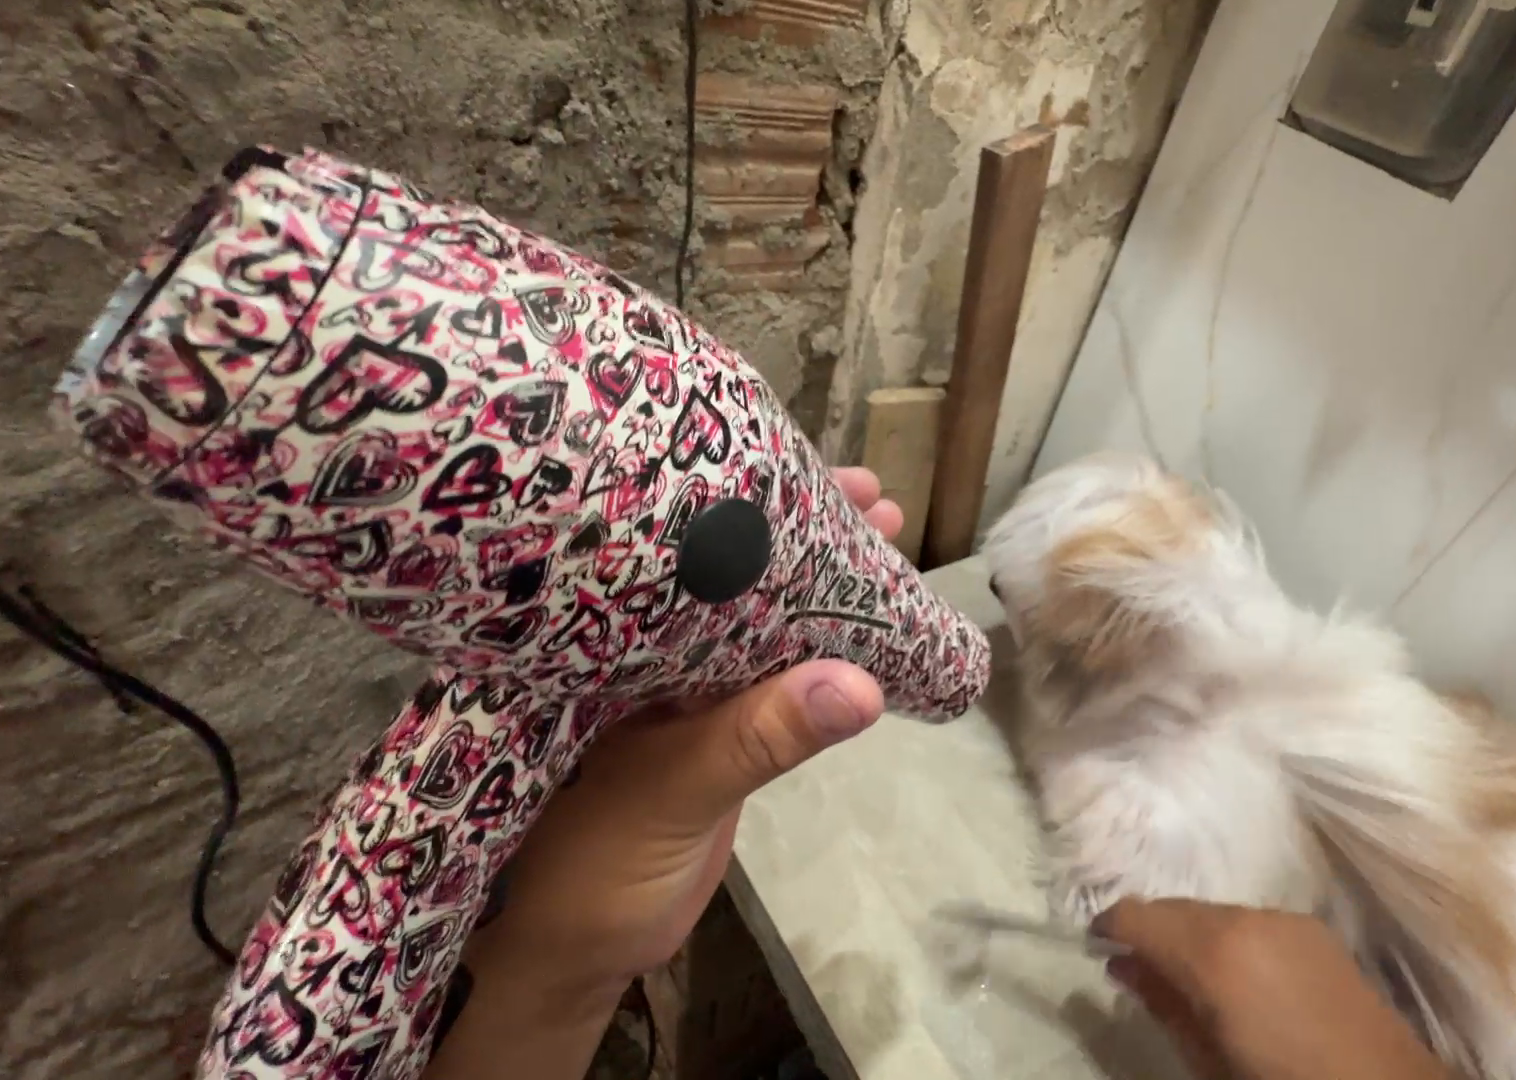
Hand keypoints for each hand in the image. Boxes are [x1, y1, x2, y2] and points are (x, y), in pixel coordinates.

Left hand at [426, 468, 902, 1079]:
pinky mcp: (725, 728)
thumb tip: (861, 683)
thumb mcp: (679, 791)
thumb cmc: (594, 866)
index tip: (823, 478)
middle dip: (810, 535)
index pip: (699, 558)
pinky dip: (824, 652)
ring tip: (886, 534)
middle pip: (745, 577)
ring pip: (771, 621)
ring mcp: (696, 689)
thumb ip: (760, 737)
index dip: (763, 515)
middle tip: (875, 497)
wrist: (577, 950)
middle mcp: (662, 651)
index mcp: (630, 643)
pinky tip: (863, 632)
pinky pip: (782, 677)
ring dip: (826, 587)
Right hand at [1096, 899, 1448, 1079]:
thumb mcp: (1209, 1063)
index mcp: (1213, 954)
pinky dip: (1230, 938)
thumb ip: (1162, 1005)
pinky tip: (1241, 979)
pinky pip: (1249, 921)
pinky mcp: (1311, 928)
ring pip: (1211, 911)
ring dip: (1191, 935)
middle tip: (1138, 969)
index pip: (1140, 916)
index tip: (1096, 945)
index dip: (1110, 926)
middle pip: (1174, 908)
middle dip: (1151, 931)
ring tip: (1192, 980)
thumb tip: (1122, 965)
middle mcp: (1244, 918)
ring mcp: (1282, 919)